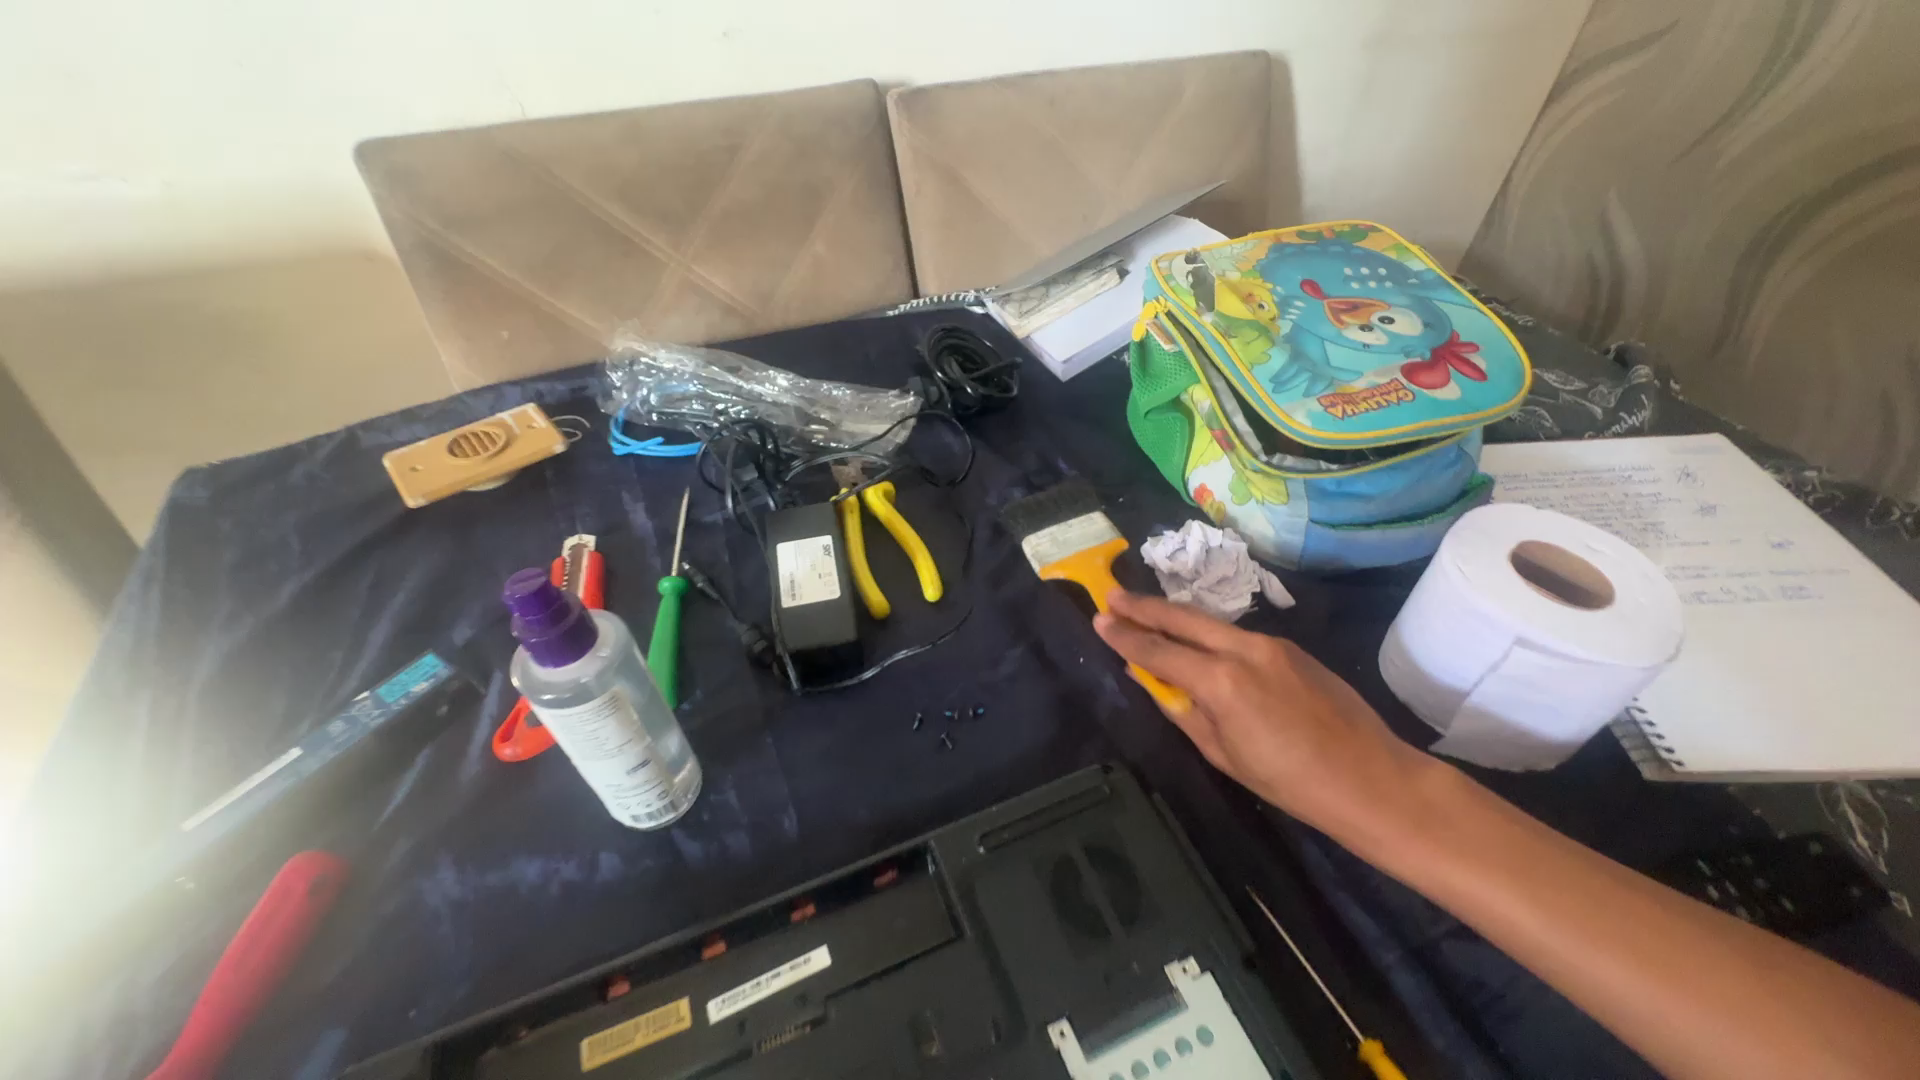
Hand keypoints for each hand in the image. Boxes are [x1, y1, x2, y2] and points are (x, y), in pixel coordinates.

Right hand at [1094, 588, 1427, 835]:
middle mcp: (1244, 650)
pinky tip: (1200, 644)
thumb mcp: (1224, 755)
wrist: (1372, 779)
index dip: (1126, 636)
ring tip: (1147, 614)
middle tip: (1112, 596)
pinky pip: (1238, 637)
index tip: (1099, 620)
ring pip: (1212, 624)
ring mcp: (1272, 645)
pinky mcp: (1293, 650)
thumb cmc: (1290, 782)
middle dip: (1144, 607)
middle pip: (1183, 619)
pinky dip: (1210, 635)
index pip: (1159, 651)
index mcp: (1222, 681)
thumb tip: (1156, 683)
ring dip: (1177, 618)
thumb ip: (1186, 712)